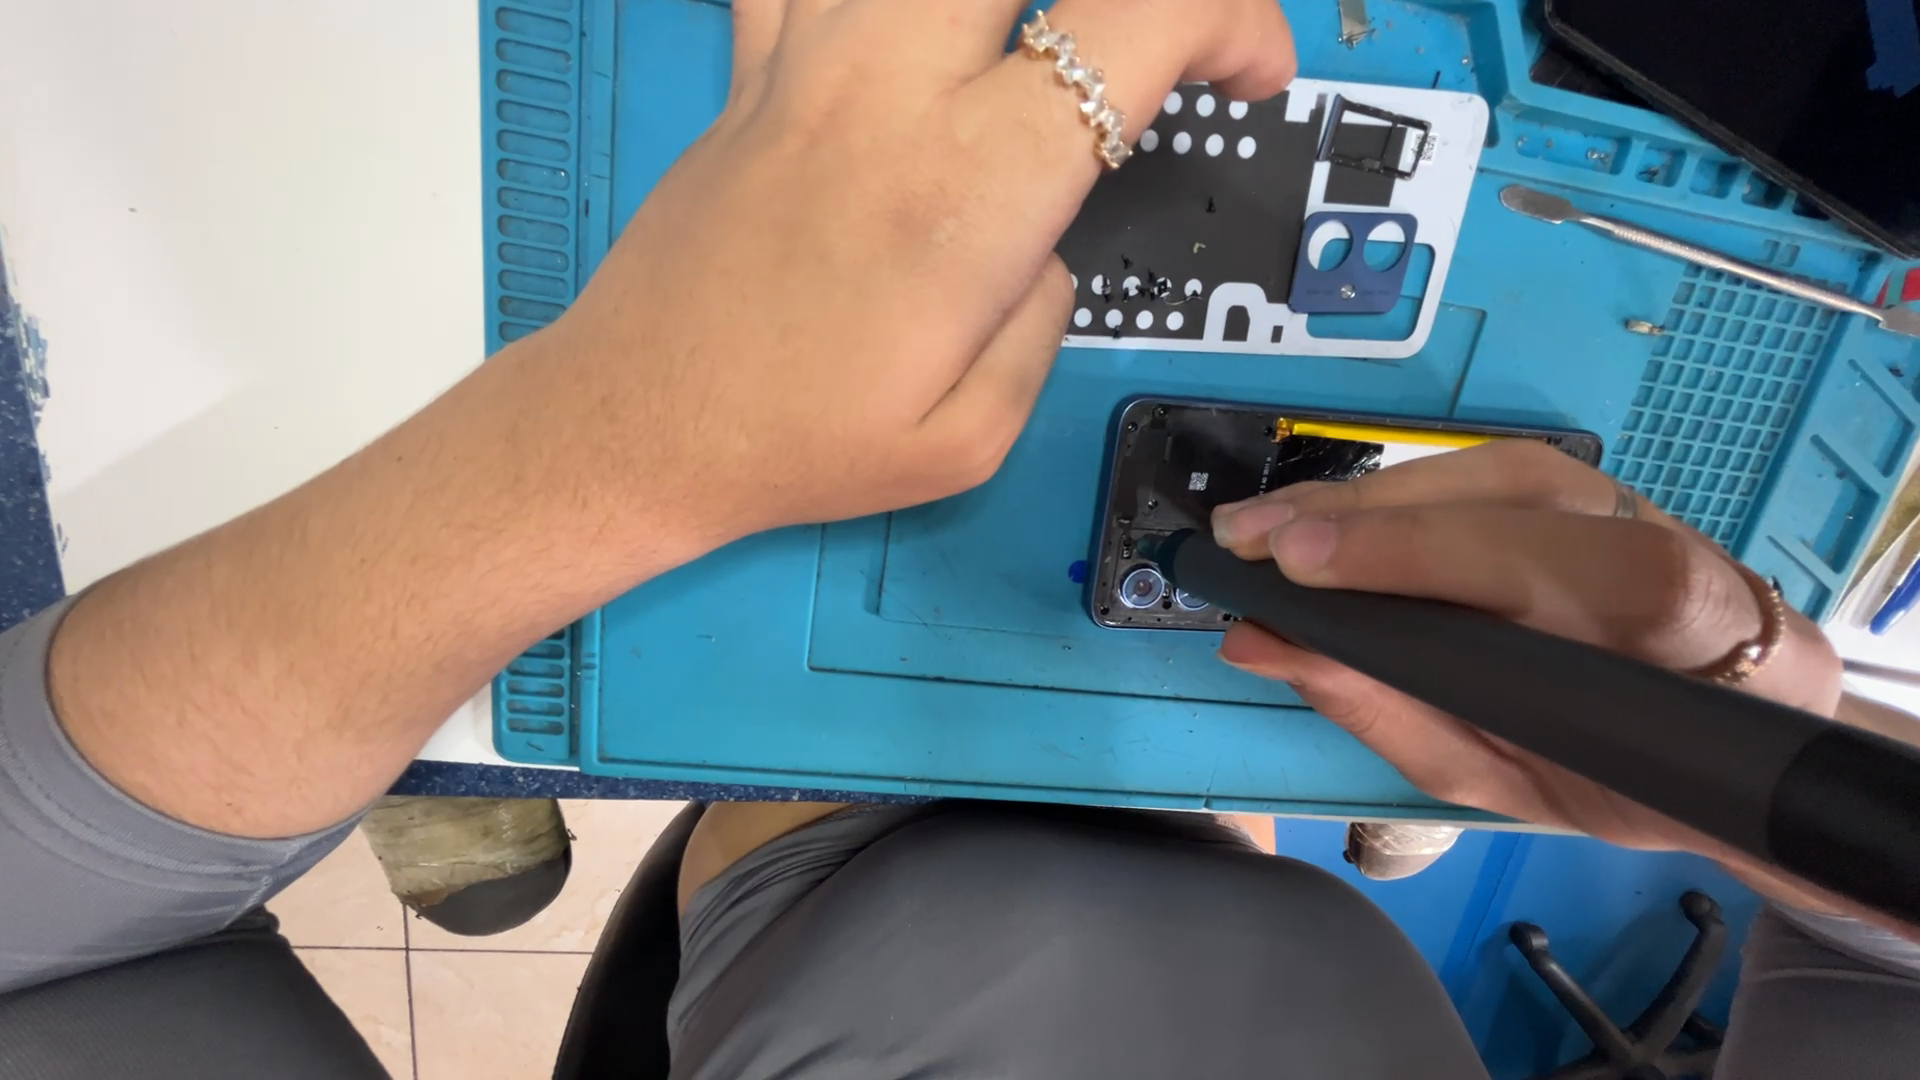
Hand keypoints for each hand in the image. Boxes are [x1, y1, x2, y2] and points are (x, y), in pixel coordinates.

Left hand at [46, 0, 1297, 838]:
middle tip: (1152, 45)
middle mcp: (893, 94)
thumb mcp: (973, 441)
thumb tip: (1044, 249)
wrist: (641, 428)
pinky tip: (902, 34)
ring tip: (1032, 46)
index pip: (1140, 24)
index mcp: (971, 196)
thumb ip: (1044, 324)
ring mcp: (807, 63)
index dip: (1230, 23)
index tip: (1245, 77)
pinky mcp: (750, 73)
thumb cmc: (801, 448)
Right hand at [1209, 440, 1865, 916]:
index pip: (1523, 560)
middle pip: (1481, 492)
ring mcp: (1601, 495)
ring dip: (1341, 499)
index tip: (1293, 564)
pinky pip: (1450, 476)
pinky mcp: (1557, 486)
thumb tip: (1260, 644)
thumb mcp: (1492, 775)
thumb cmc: (1608, 768)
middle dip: (1346, 514)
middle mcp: (1637, 530)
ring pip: (1458, 470)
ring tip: (1252, 528)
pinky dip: (1367, 499)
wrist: (1724, 732)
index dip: (1403, 552)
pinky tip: (1305, 518)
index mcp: (1662, 621)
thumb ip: (1380, 710)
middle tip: (1239, 538)